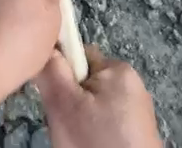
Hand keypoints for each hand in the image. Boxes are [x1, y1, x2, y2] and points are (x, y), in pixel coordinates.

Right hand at [35, 45, 167, 147]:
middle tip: (67, 124)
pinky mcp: (138, 134)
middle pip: (84, 81)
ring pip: (92, 105)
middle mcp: (132, 84)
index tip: (58, 99)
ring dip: (80, 119)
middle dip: (71, 101)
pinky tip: (91, 146)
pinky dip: (94, 134)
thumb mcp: (63, 103)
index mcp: (119, 69)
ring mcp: (137, 111)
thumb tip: (43, 43)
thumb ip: (51, 68)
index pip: (77, 55)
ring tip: (79, 139)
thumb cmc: (95, 143)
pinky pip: (106, 123)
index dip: (61, 75)